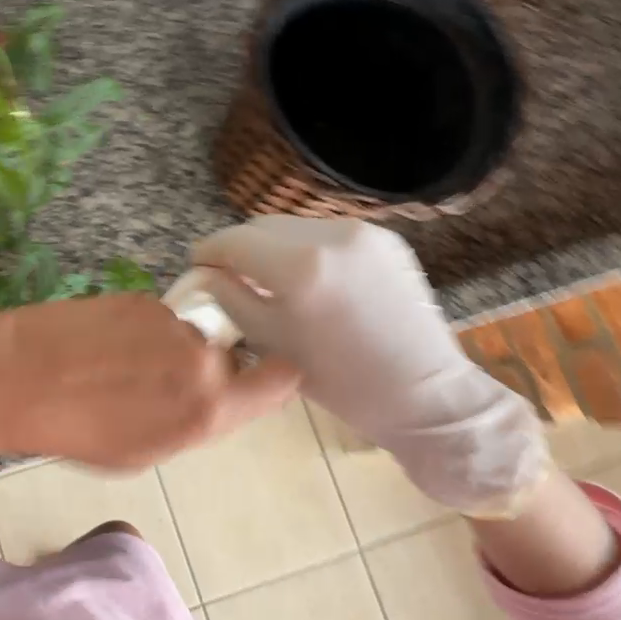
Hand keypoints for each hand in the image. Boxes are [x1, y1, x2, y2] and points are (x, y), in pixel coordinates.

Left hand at [0, 293, 301, 470]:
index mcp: (207, 409)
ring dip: (168, 348)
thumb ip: (190, 423)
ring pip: (189, 335)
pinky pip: (157, 318)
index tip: (247, 384)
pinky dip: (138, 331)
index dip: (271, 380)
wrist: (5, 379)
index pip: (284, 377)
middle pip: (230, 356)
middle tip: (157, 385)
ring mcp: (169, 321)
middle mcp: (200, 358)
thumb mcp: (139, 453)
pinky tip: (99, 346)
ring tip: (116, 367)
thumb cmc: (68, 432)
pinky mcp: (137, 296)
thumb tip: (208, 399)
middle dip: (204, 370)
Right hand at [191, 216, 546, 516]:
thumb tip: (207, 274)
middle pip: (263, 225)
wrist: (424, 394)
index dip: (208, 251)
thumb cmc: (341, 381)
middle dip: (239, 247)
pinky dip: (307, 250)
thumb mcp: (271, 342)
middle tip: (226, 274)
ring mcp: (365, 233)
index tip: (196, 265)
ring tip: (267, 279)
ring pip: (296, 227)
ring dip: (272, 247)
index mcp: (300, 267)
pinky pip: (329, 235)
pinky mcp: (387, 240)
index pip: (235, 241)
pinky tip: (308, 281)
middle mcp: (333, 236)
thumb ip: (231, 299)